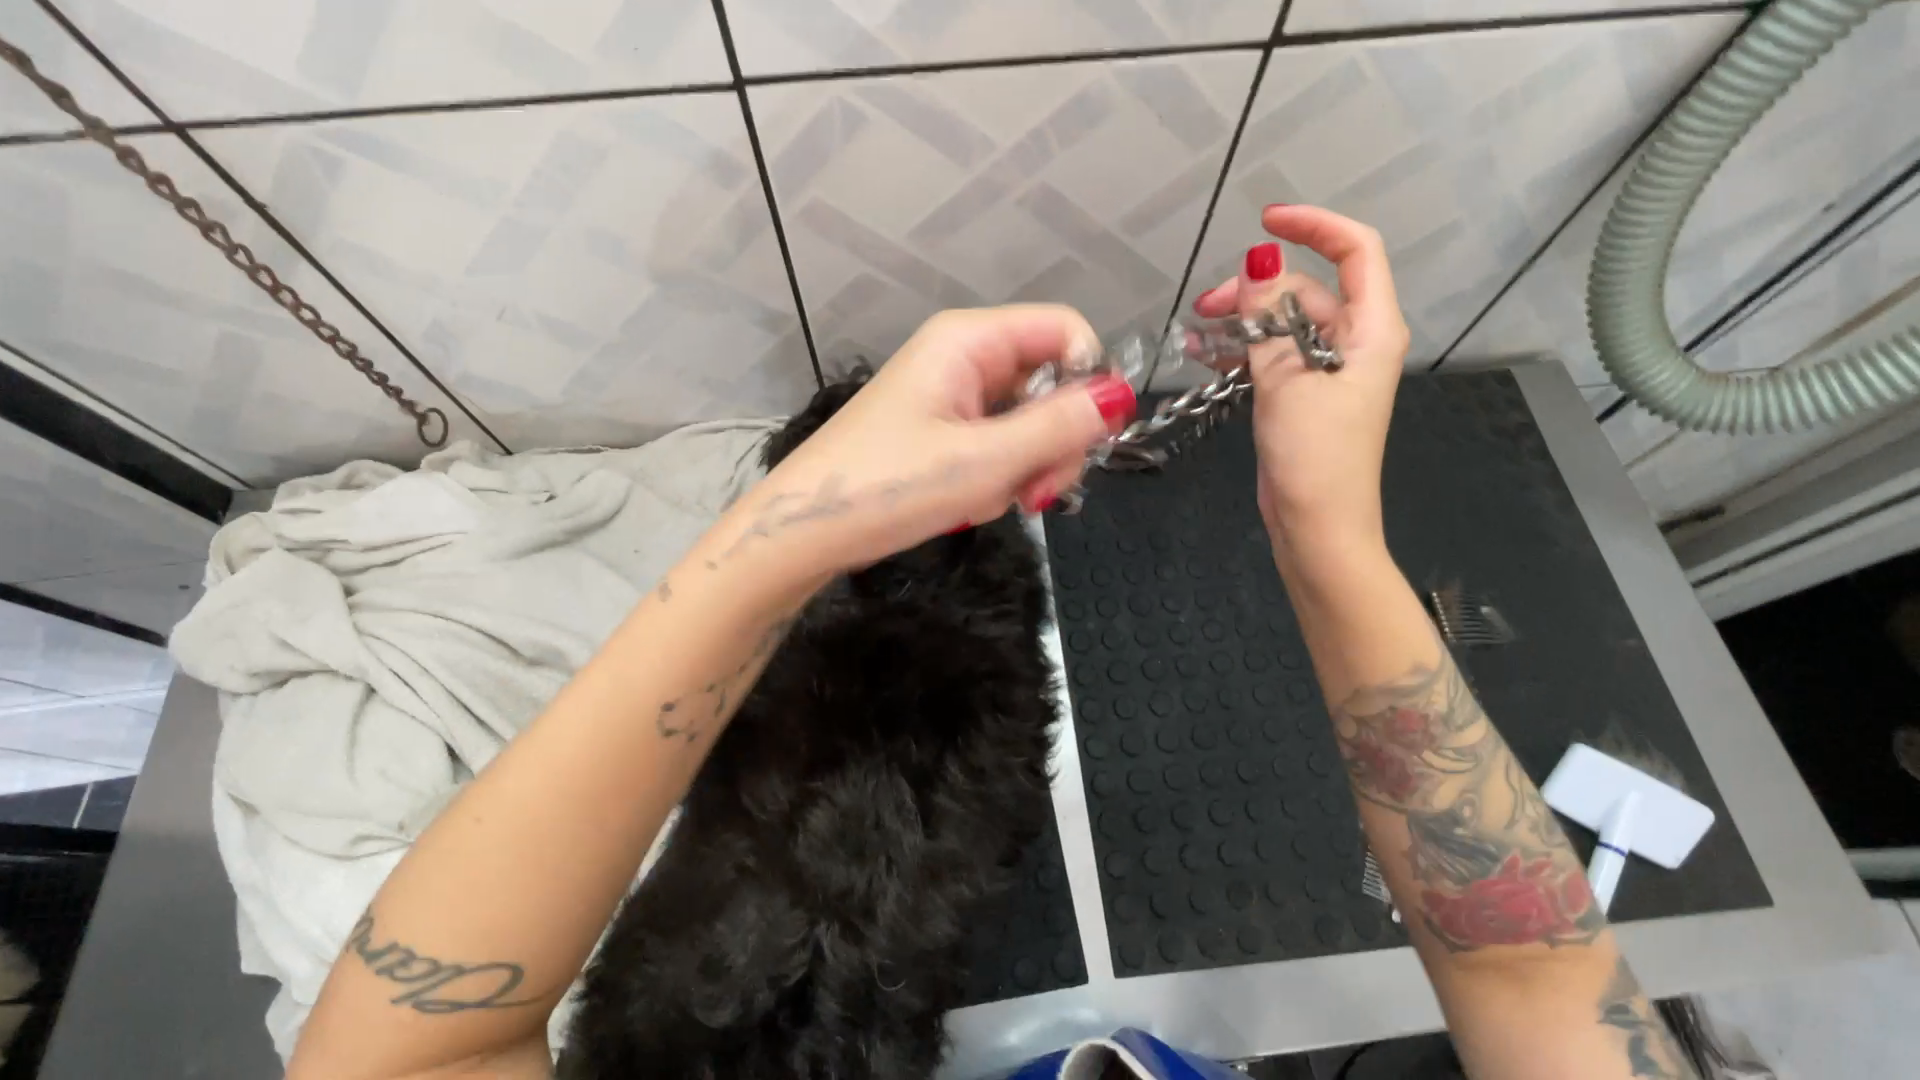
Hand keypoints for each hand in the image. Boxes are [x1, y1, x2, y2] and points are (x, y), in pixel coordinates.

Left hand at [720, 305, 1136, 576]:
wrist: (804, 533)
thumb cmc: (889, 486)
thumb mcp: (985, 461)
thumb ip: (1060, 427)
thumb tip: (1123, 395)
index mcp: (969, 341)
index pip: (1065, 330)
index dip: (1091, 378)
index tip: (1091, 438)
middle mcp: (963, 358)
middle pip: (1050, 381)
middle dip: (1055, 440)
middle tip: (1040, 493)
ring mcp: (950, 398)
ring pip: (1026, 422)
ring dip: (1025, 467)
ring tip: (989, 500)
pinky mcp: (940, 433)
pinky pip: (996, 446)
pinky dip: (996, 477)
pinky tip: (968, 503)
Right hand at [1191, 205, 1409, 559]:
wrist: (1318, 527)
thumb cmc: (1314, 456)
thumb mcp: (1287, 381)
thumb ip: (1269, 321)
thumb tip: (1256, 264)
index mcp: (1372, 329)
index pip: (1356, 251)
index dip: (1314, 225)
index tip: (1263, 222)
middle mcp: (1355, 341)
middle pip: (1308, 290)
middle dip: (1256, 291)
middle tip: (1205, 307)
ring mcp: (1327, 370)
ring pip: (1284, 324)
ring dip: (1242, 323)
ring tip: (1197, 335)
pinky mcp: (1303, 395)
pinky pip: (1274, 356)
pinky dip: (1243, 351)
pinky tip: (1206, 355)